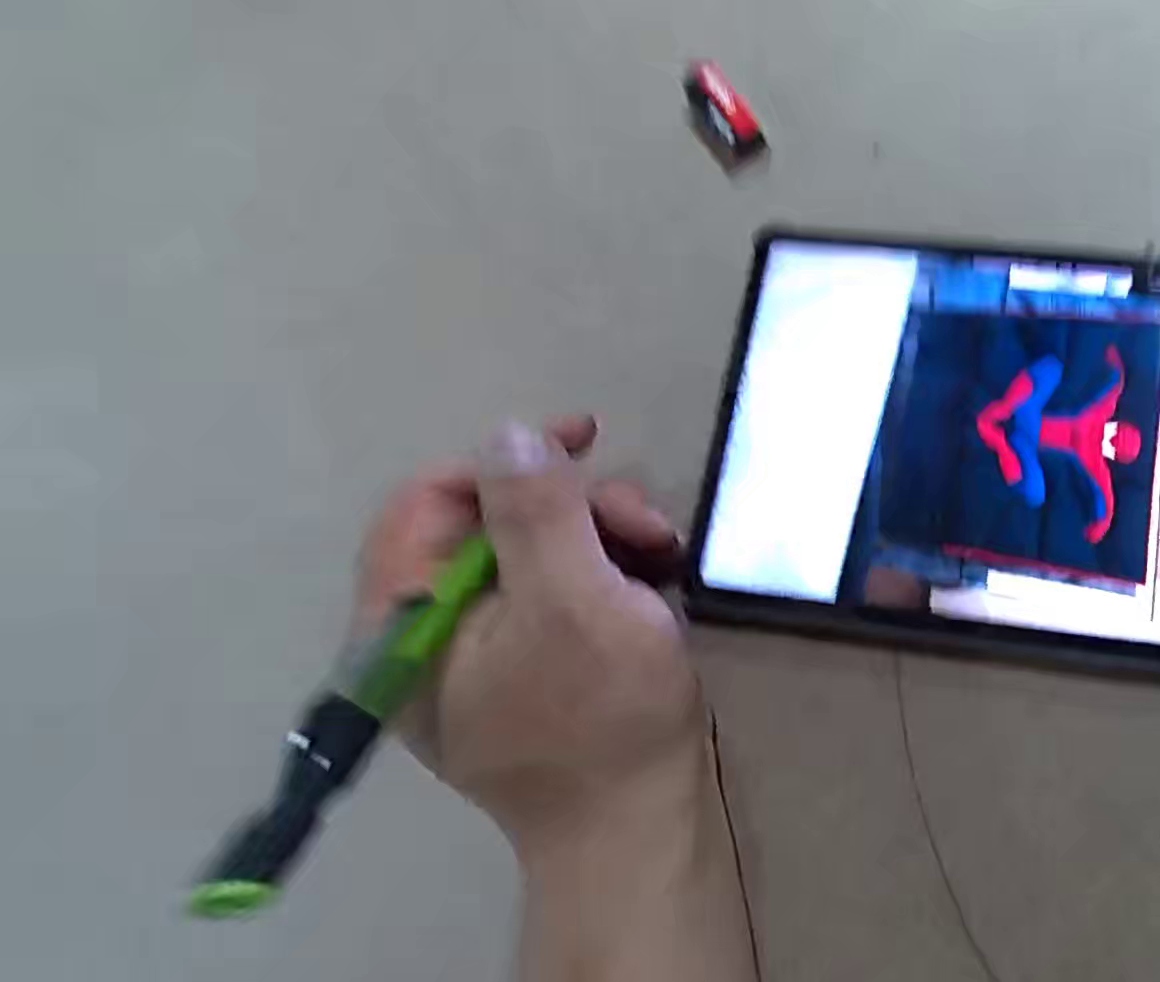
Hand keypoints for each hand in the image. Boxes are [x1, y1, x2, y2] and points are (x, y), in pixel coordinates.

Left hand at [350, 415, 701, 852]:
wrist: (642, 810)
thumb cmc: (607, 711)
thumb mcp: (576, 603)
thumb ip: (539, 516)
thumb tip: (511, 434)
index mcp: (411, 619)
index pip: (431, 502)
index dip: (507, 461)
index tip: (583, 442)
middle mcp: (439, 626)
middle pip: (499, 521)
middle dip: (583, 509)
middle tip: (649, 528)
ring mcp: (494, 641)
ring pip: (545, 545)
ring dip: (610, 535)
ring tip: (665, 556)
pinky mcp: (543, 650)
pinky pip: (569, 579)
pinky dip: (615, 567)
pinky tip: (656, 579)